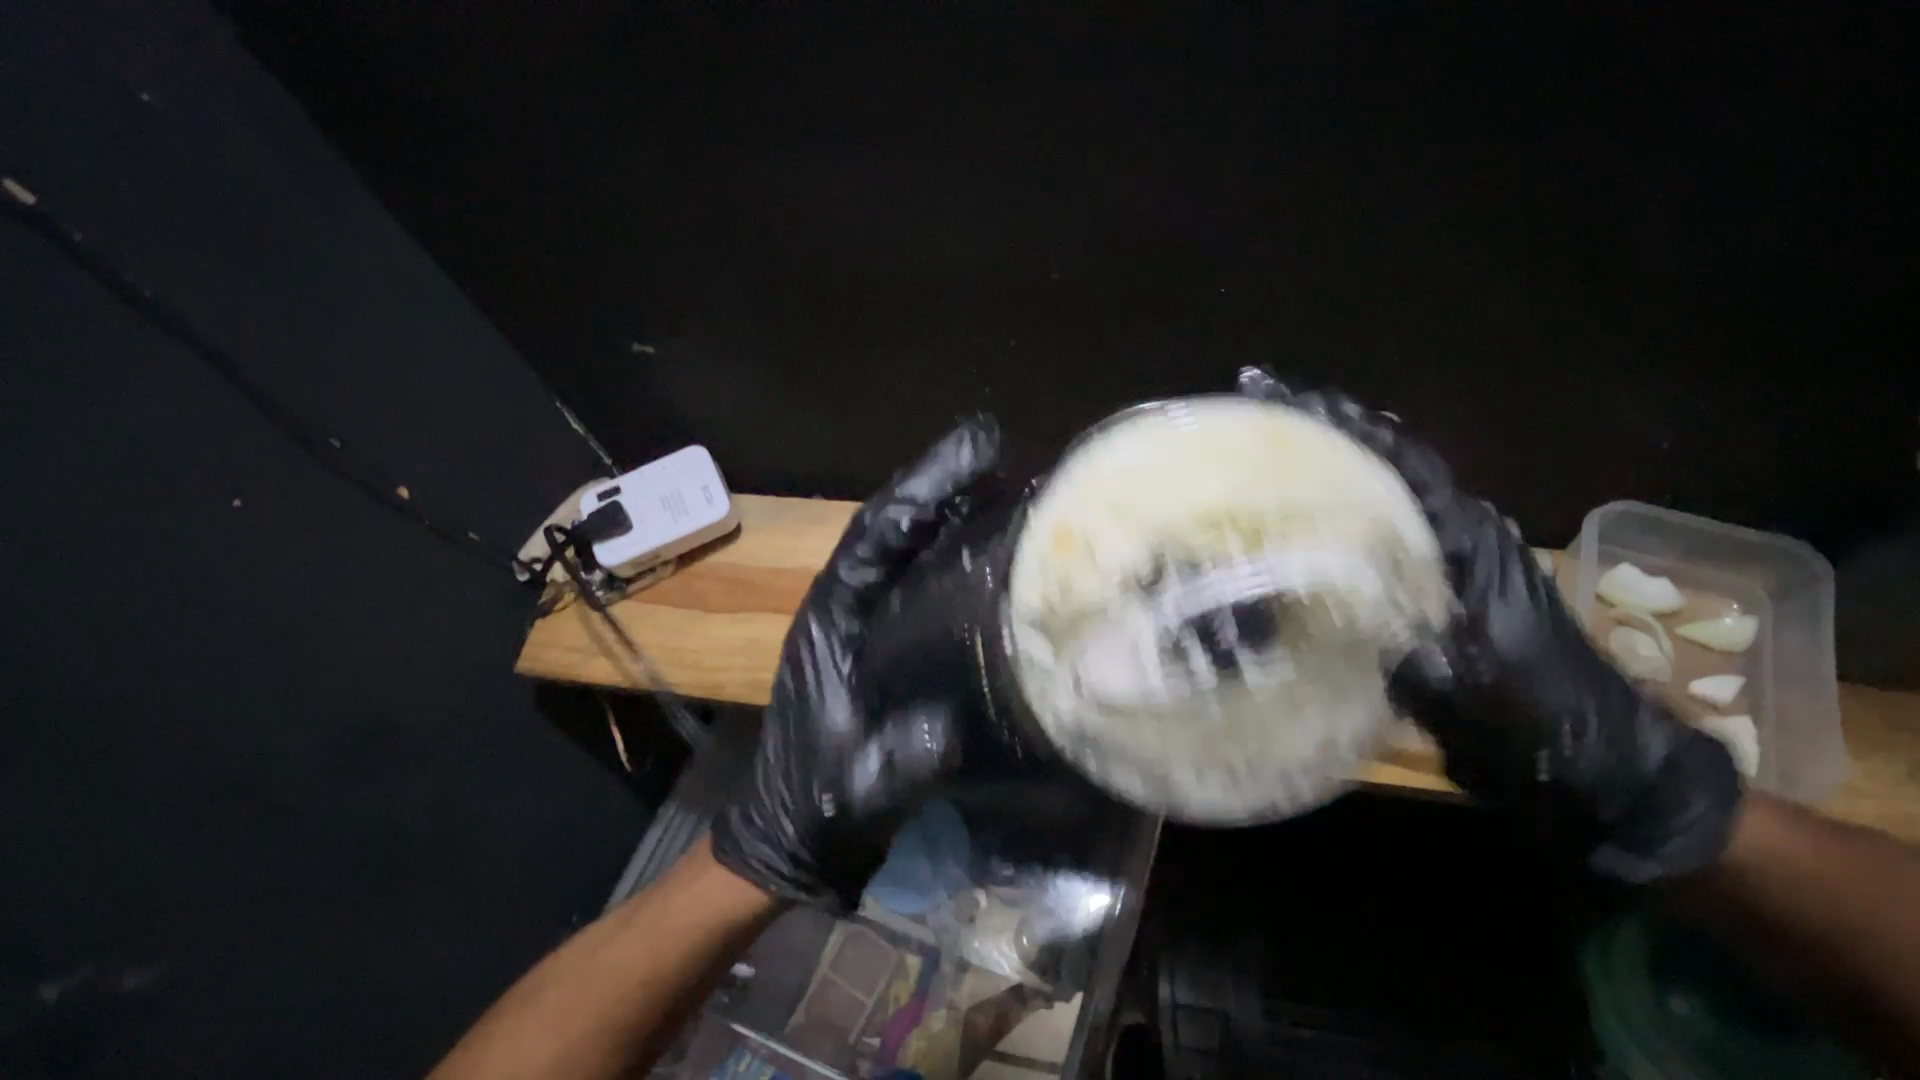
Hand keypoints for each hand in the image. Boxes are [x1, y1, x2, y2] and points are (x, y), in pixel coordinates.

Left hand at [710, 419, 1001, 908]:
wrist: (789, 836)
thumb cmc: (813, 807)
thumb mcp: (852, 790)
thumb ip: (892, 765)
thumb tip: (948, 728)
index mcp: (829, 621)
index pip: (877, 535)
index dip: (926, 486)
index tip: (980, 448)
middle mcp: (846, 607)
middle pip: (898, 528)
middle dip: (947, 485)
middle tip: (1010, 453)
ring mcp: (865, 625)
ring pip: (911, 550)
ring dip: (955, 512)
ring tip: (1014, 484)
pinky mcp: (884, 646)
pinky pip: (924, 584)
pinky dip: (958, 556)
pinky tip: (1000, 552)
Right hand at [1237, 368, 1742, 883]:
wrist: (1596, 768)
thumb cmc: (1541, 720)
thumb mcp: (1469, 683)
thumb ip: (1404, 638)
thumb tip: (1320, 603)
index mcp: (1468, 543)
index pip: (1397, 460)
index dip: (1337, 422)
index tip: (1273, 394)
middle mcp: (1458, 538)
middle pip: (1384, 466)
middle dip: (1321, 436)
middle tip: (1249, 422)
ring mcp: (1450, 567)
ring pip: (1380, 502)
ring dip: (1327, 476)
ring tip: (1259, 468)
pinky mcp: (1440, 598)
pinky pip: (1376, 546)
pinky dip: (1334, 529)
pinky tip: (1290, 543)